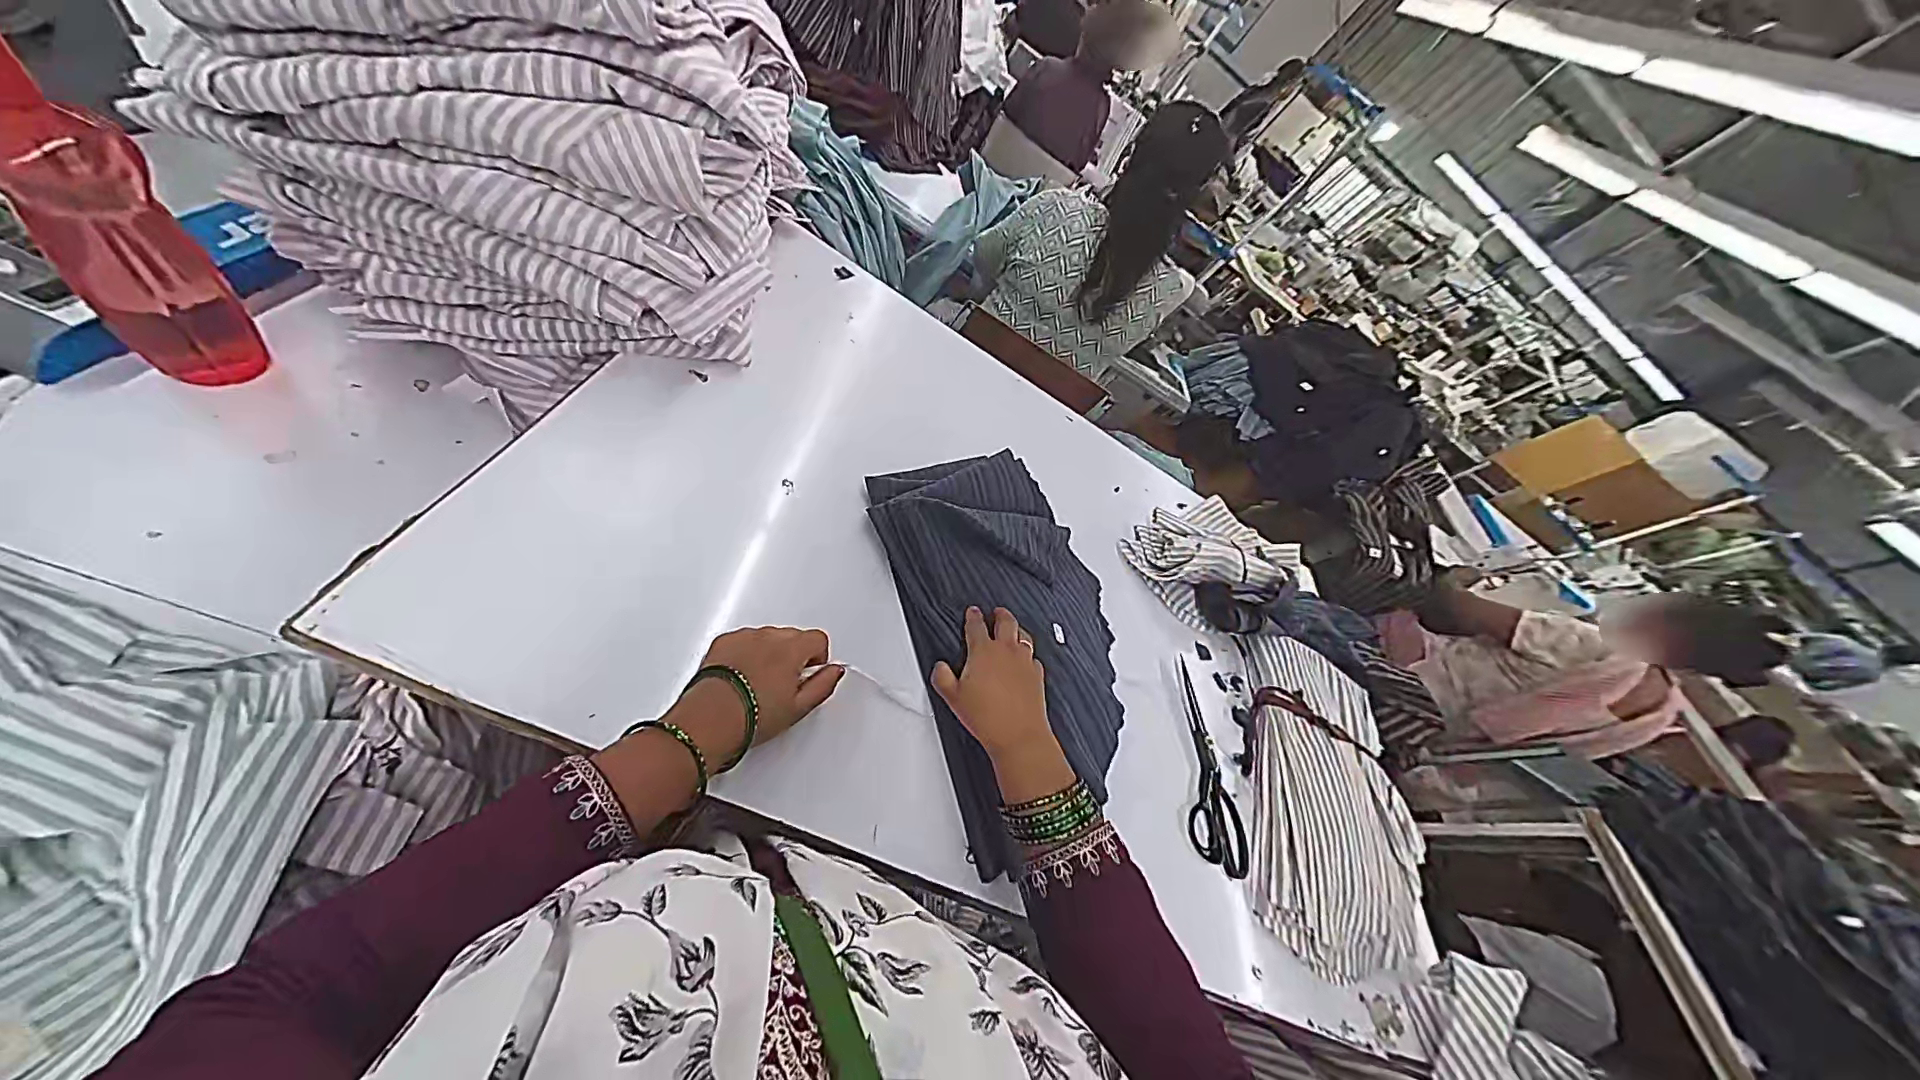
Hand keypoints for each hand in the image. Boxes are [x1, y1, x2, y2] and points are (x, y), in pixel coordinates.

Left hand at [673, 626, 845, 762]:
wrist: (709, 721)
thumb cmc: (750, 717)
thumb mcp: (798, 708)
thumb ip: (823, 684)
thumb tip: (834, 672)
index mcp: (792, 649)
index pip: (818, 639)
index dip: (817, 658)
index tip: (809, 673)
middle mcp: (768, 637)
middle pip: (793, 636)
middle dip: (793, 656)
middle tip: (784, 685)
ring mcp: (744, 638)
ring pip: (767, 638)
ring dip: (768, 654)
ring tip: (759, 684)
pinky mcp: (723, 642)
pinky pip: (742, 641)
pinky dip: (745, 653)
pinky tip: (741, 678)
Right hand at [931, 607, 1074, 801]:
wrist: (1018, 734)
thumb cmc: (987, 717)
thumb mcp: (953, 697)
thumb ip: (943, 677)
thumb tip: (940, 667)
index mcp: (983, 651)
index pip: (976, 625)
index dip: (973, 616)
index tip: (972, 612)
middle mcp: (1006, 651)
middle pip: (1005, 621)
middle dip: (999, 614)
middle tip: (996, 612)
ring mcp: (1024, 661)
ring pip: (1023, 635)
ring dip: (1016, 629)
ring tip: (1012, 628)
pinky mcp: (1037, 674)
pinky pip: (1033, 656)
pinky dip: (1027, 654)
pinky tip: (1025, 659)